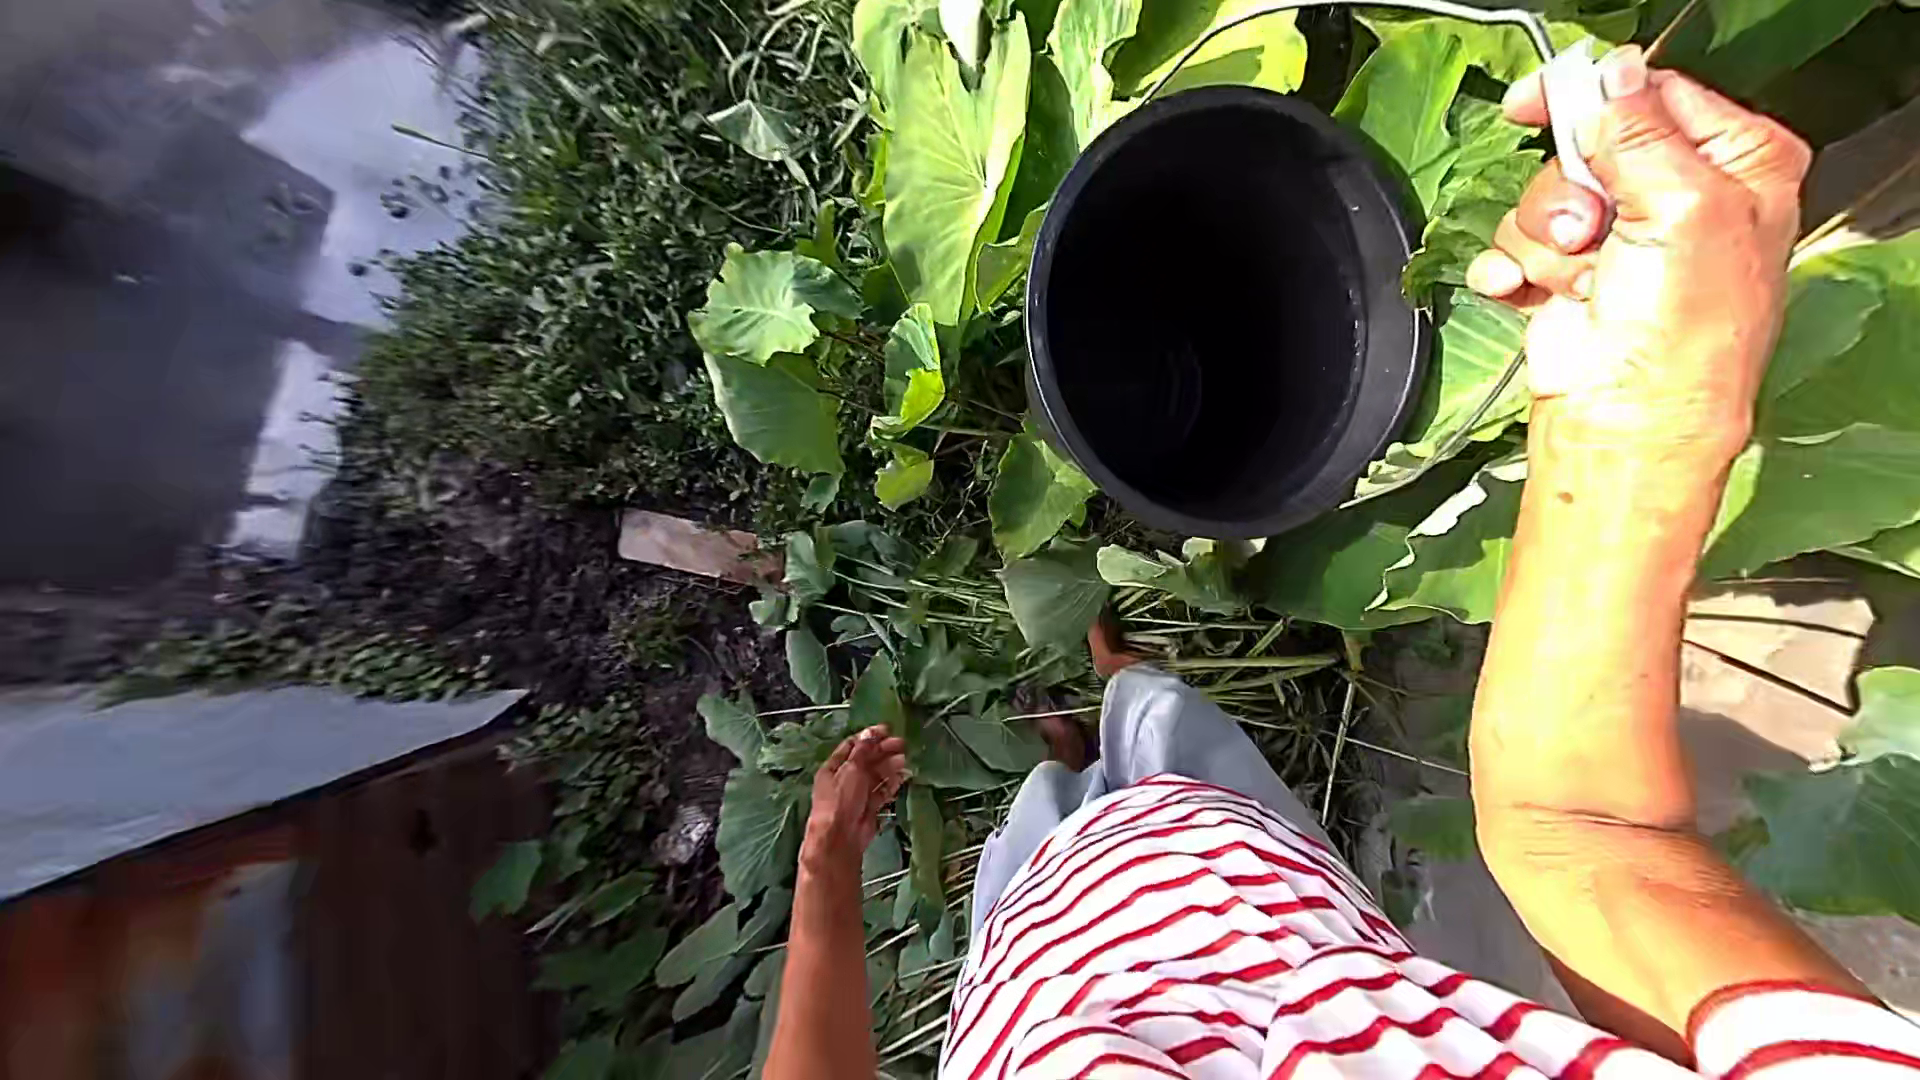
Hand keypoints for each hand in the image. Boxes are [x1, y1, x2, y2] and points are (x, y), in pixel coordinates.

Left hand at [801, 725, 907, 865]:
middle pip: (866, 759)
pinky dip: (892, 783)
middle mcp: (845, 778)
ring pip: (876, 774)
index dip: (869, 737)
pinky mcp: (869, 807)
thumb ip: (863, 751)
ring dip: (890, 765)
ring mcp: (857, 793)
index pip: (852, 746)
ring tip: (905, 758)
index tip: (887, 730)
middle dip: (883, 750)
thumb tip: (870, 732)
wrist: (841, 838)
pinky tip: (903, 775)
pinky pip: (882, 791)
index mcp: (834, 767)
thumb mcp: (851, 769)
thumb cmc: (841, 799)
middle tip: (902, 744)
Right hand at [1466, 45, 1811, 460]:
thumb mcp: (1685, 208)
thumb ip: (1642, 138)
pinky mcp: (1547, 278)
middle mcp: (1656, 198)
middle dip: (1564, 201)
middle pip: (1573, 161)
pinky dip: (1503, 273)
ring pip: (1530, 211)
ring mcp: (1598, 242)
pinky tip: (1522, 291)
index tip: (1529, 101)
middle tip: (1586, 233)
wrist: (1622, 401)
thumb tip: (1611, 79)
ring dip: (1537, 247)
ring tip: (1571, 277)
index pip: (1645, 100)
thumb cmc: (1683, 323)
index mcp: (1722, 163)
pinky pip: (1500, 255)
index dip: (1584, 97)